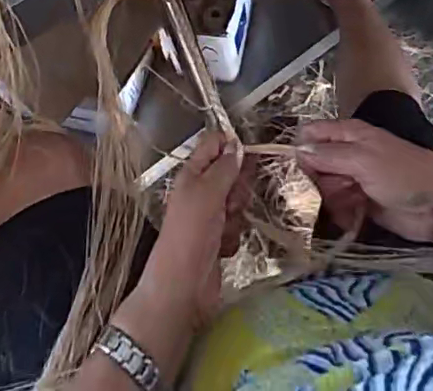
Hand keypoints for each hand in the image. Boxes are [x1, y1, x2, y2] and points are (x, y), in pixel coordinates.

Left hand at [138, 131, 243, 331]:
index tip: (249, 154)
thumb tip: (236, 144)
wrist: (182, 288)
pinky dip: (233, 236)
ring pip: (237, 202)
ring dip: (236, 216)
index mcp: (192, 173)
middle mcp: (200, 191)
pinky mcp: (218, 240)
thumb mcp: (207, 193)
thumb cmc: (191, 233)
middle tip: (230, 203)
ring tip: (224, 228)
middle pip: (230, 174)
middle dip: (237, 188)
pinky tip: (224, 248)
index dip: (231, 145)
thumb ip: (224, 168)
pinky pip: (237, 227)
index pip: (213, 145)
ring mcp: (209, 217)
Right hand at [295, 119, 432, 244]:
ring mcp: (355, 179)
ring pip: (325, 188)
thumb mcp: (362, 159)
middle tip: (325, 193)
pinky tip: (350, 220)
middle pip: (315, 164)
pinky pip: (339, 207)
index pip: (312, 135)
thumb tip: (297, 151)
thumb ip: (328, 155)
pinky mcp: (362, 204)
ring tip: (346, 206)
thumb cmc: (402, 174)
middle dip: (315, 180)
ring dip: (329, 200)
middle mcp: (348, 153)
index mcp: (348, 134)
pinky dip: (341, 214)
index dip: (300, 149)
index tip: (293, 170)